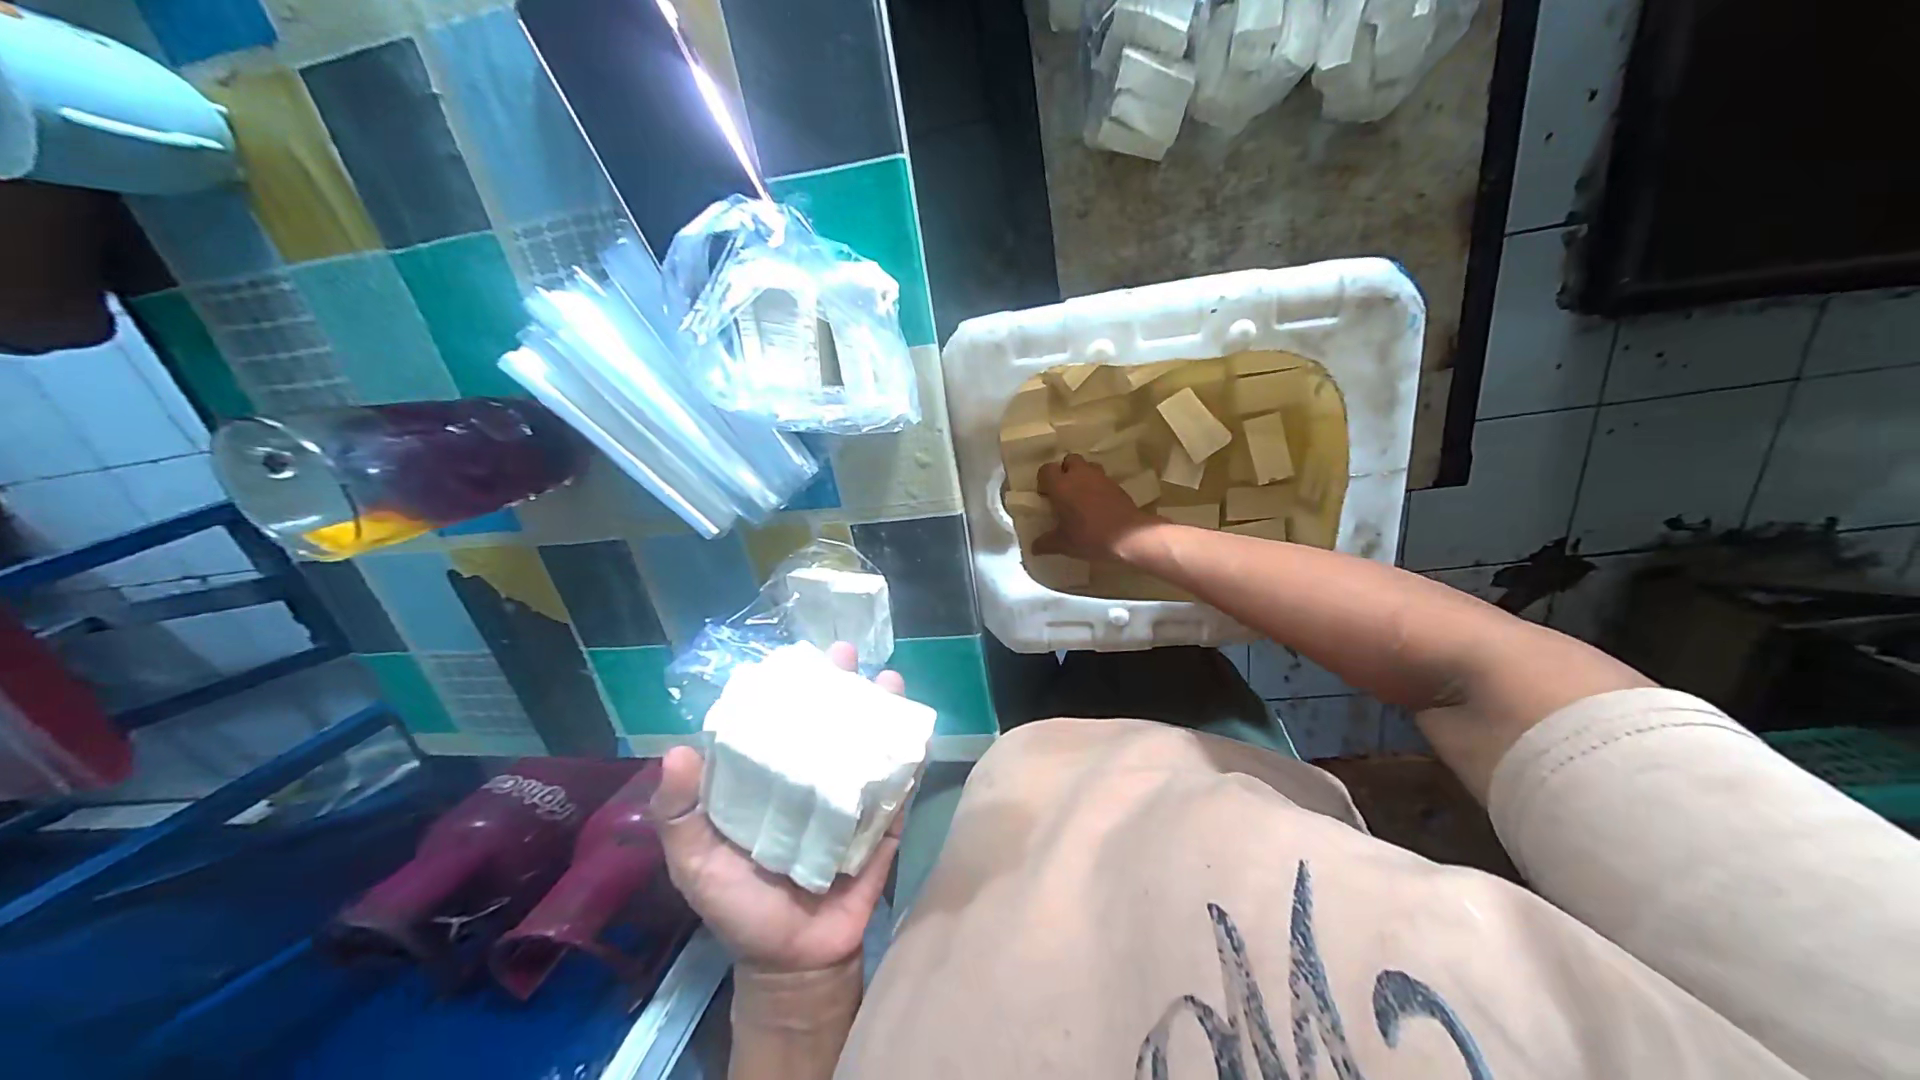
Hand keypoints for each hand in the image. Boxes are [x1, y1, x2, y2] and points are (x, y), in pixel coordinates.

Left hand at [647, 642, 907, 974]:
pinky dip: (910, 757)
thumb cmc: (739, 908)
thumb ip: (680, 814)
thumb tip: (677, 751)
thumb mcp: (696, 863)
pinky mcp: (881, 821)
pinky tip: (919, 730)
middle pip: (828, 722)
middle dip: (839, 686)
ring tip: (888, 681)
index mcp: (768, 781)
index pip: (778, 723)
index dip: (786, 689)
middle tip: (847, 655)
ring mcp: (850, 798)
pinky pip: (898, 785)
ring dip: (880, 710)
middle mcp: (810, 779)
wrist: (795, 961)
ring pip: (867, 743)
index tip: (796, 659)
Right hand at [1034, 453, 1162, 561]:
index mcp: (1061, 485)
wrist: (1129, 535)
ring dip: (1082, 476)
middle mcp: (1079, 475)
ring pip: (1088, 466)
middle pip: (1069, 460)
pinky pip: (1102, 479)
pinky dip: (1098, 486)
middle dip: (1065, 471)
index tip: (1046, 496)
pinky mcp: (1117, 484)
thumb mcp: (1063, 544)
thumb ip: (1046, 543)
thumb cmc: (1089, 536)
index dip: (1044, 480)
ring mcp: (1100, 478)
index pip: (1046, 469)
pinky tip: (1099, 504)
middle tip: (1064, 492)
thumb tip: (1034, 547)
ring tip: (1082, 496)